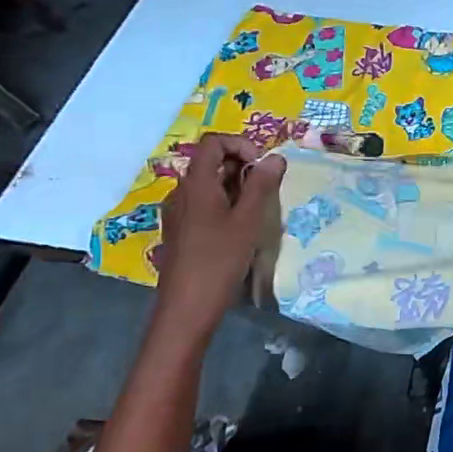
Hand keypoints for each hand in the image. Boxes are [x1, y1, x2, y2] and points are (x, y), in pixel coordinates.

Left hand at [156, 134, 284, 322]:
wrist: (186, 309)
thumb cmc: (219, 261)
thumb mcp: (248, 222)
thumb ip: (262, 186)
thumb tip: (275, 157)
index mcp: (196, 184)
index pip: (213, 142)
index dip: (240, 145)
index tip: (262, 167)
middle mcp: (181, 192)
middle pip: (210, 162)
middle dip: (241, 167)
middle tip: (264, 192)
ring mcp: (176, 213)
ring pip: (207, 186)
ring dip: (234, 189)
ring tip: (255, 214)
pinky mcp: (178, 233)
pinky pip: (201, 206)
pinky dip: (222, 206)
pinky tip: (237, 232)